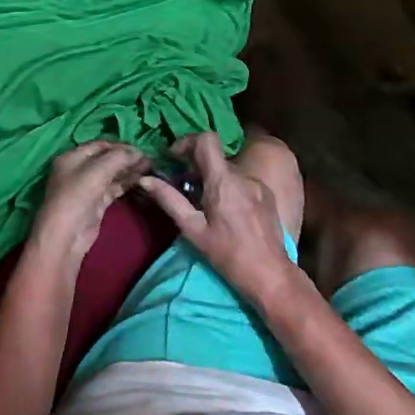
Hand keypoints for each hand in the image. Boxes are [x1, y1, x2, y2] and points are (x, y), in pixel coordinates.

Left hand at [27, 141, 148, 267]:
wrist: (67, 236)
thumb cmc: (77, 196)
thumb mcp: (97, 171)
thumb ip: (119, 157)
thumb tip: (138, 152)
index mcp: (72, 156)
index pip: (100, 145)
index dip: (121, 146)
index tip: (142, 149)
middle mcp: (79, 169)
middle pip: (107, 159)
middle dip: (127, 158)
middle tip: (149, 160)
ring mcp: (88, 187)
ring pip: (112, 174)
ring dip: (129, 170)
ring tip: (150, 169)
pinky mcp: (96, 202)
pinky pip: (114, 188)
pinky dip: (126, 183)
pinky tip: (141, 180)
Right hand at [139, 133, 303, 305]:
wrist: (270, 274)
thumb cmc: (227, 255)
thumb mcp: (193, 229)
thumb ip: (169, 200)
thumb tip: (145, 179)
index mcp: (223, 181)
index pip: (206, 139)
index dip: (187, 141)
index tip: (174, 157)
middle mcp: (243, 175)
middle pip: (215, 157)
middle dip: (196, 166)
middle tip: (183, 187)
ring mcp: (258, 183)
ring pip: (228, 170)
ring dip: (213, 179)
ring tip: (204, 205)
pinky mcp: (267, 194)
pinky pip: (242, 181)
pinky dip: (229, 188)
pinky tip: (227, 212)